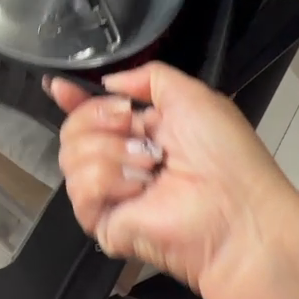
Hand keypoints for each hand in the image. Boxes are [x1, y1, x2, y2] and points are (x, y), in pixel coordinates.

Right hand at [47, 62, 298, 292]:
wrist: (237, 213)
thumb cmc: (225, 155)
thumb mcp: (191, 94)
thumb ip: (147, 76)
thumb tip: (108, 83)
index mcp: (139, 129)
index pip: (88, 111)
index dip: (72, 98)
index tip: (60, 87)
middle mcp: (119, 159)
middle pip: (71, 127)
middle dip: (98, 118)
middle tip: (135, 127)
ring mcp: (110, 192)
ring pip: (70, 155)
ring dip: (111, 152)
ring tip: (149, 166)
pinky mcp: (104, 222)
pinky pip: (79, 191)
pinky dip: (108, 181)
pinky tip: (139, 189)